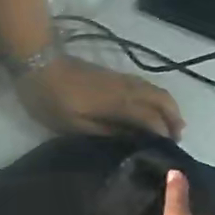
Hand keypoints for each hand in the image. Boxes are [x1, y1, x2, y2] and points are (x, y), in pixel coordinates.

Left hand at [16, 55, 184, 138]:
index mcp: (118, 103)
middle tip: (176, 138)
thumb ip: (103, 132)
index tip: (168, 152)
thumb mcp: (72, 124)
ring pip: (156, 90)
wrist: (39, 62)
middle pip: (162, 100)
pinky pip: (145, 86)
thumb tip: (130, 141)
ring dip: (167, 107)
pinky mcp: (114, 75)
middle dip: (173, 118)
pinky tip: (150, 109)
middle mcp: (127, 88)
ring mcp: (121, 79)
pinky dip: (156, 98)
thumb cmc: (50, 99)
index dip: (163, 135)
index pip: (151, 119)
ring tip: (170, 126)